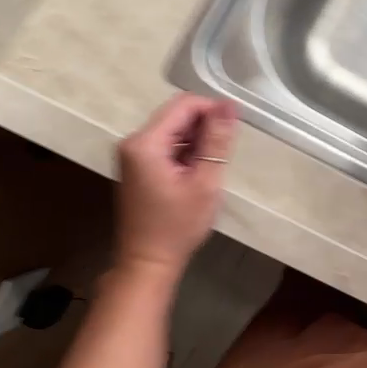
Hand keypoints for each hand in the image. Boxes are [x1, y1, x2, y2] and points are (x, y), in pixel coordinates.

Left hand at [114, 94, 237, 278]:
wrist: (147, 262)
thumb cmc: (178, 226)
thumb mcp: (205, 182)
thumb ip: (217, 141)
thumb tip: (229, 105)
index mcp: (145, 142)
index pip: (184, 104)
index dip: (212, 110)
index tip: (234, 131)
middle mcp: (133, 142)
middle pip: (177, 115)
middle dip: (205, 128)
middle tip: (223, 155)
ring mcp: (133, 154)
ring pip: (173, 130)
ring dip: (197, 142)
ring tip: (210, 169)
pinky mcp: (137, 166)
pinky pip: (166, 146)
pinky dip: (186, 153)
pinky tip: (198, 174)